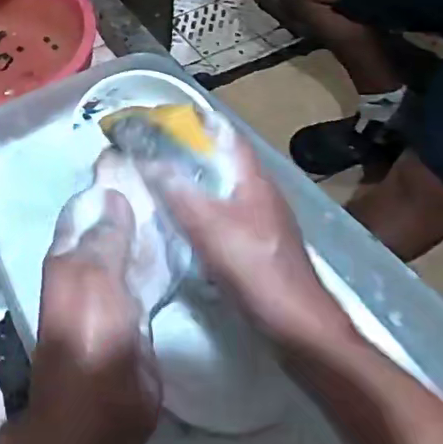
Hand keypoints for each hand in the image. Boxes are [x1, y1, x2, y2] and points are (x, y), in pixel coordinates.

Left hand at [33, 185, 160, 442]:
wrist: (100, 407)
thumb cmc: (91, 335)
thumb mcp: (94, 278)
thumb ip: (104, 238)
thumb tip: (110, 193)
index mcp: (69, 254)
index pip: (86, 207)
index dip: (104, 182)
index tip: (129, 154)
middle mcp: (87, 267)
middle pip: (110, 226)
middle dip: (130, 200)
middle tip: (165, 171)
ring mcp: (113, 292)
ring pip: (130, 249)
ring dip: (148, 228)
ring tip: (180, 199)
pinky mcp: (137, 316)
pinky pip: (148, 277)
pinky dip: (161, 259)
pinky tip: (185, 245)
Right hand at [153, 137, 351, 349]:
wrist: (298, 328)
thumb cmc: (255, 269)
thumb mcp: (207, 224)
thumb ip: (175, 187)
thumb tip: (144, 155)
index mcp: (252, 180)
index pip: (224, 134)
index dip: (193, 119)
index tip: (157, 114)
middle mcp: (258, 193)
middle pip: (217, 158)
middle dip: (181, 147)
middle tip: (144, 145)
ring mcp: (259, 219)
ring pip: (216, 185)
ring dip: (186, 176)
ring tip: (149, 175)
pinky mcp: (254, 243)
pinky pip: (216, 209)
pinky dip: (192, 203)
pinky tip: (171, 215)